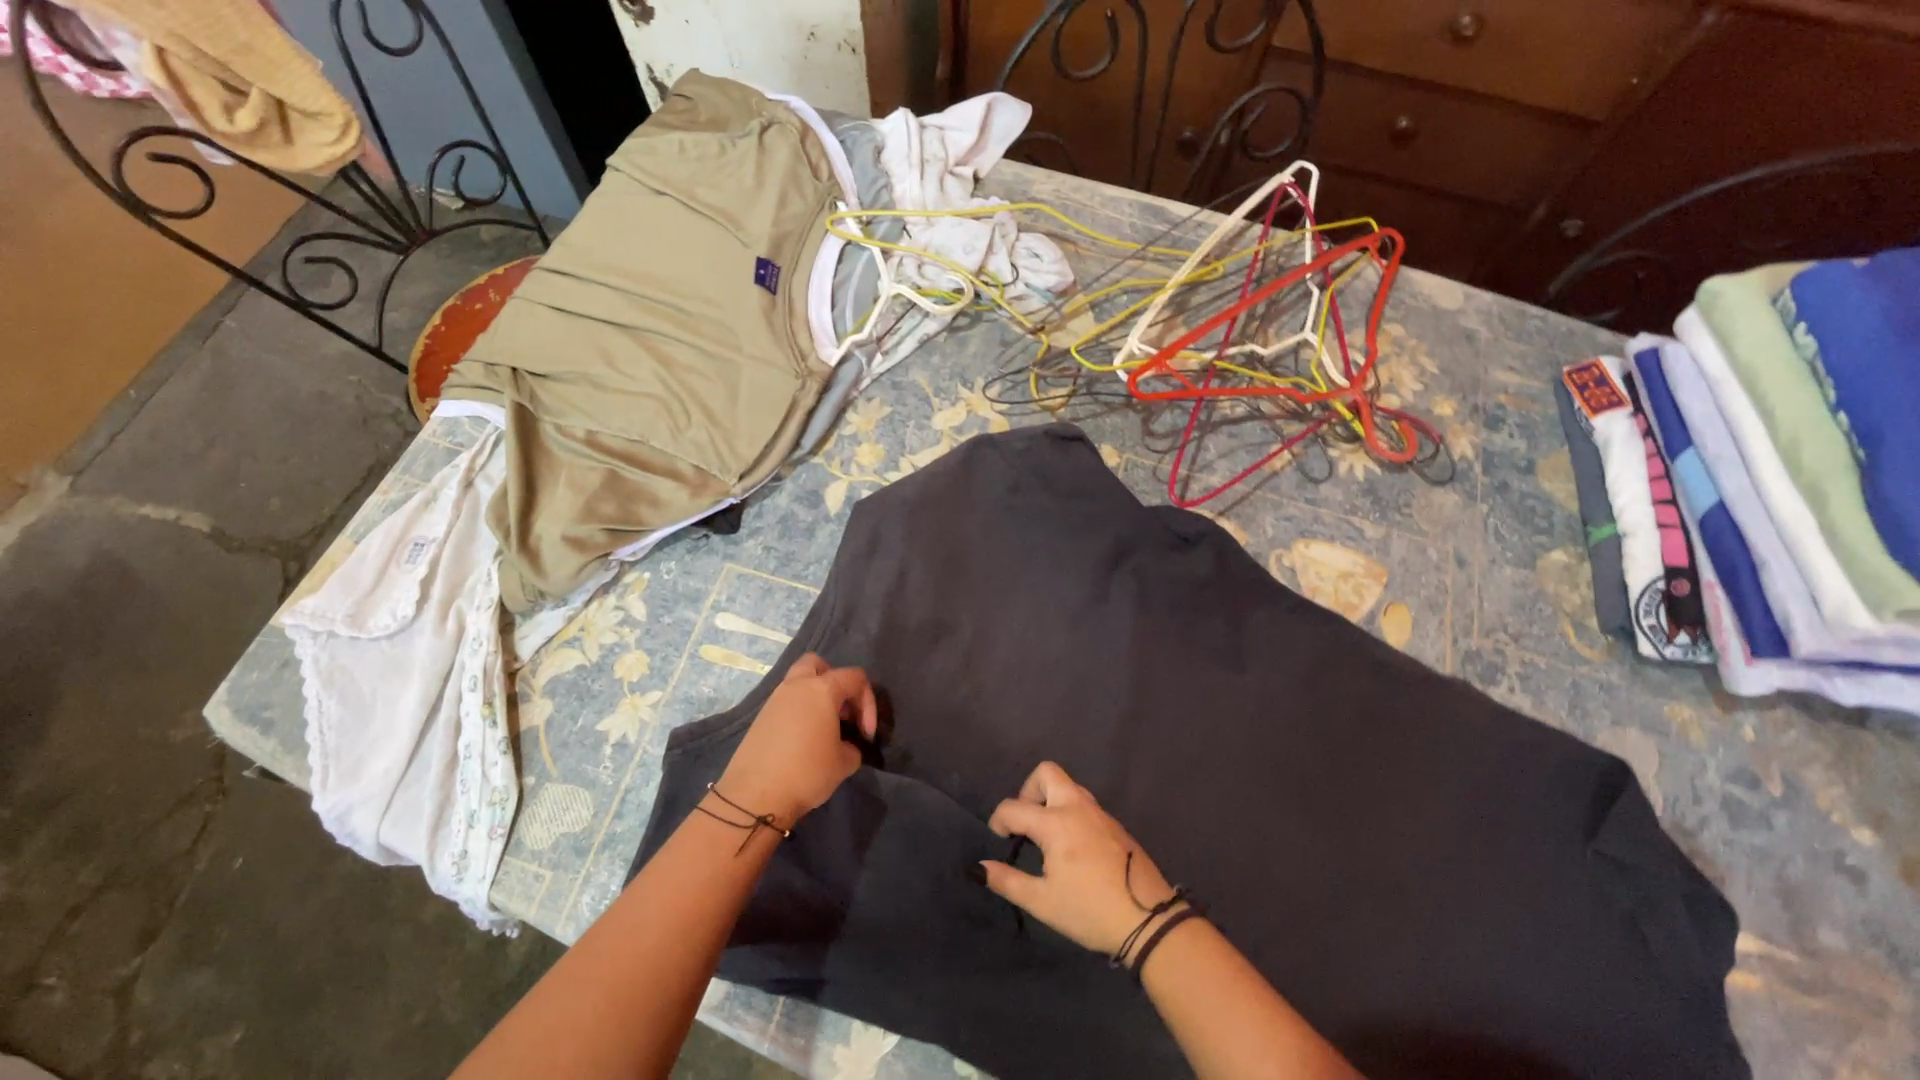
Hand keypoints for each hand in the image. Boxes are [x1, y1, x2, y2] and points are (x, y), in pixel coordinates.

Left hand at [716, 654, 877, 827]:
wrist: (756, 795)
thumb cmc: (807, 772)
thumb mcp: (844, 763)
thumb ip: (853, 746)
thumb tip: (846, 745)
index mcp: (821, 690)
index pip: (855, 677)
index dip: (868, 703)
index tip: (866, 734)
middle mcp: (796, 686)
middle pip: (817, 664)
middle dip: (835, 682)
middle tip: (842, 711)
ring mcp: (774, 700)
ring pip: (799, 682)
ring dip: (816, 697)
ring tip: (825, 728)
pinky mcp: (761, 717)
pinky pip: (786, 702)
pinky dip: (799, 711)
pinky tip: (804, 739)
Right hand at [978, 762, 1179, 956]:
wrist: (1148, 920)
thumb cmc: (1089, 911)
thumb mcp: (1042, 901)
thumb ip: (1007, 881)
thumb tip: (978, 868)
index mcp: (1056, 823)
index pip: (1014, 807)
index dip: (998, 821)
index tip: (999, 841)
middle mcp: (1077, 808)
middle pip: (1047, 773)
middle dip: (1028, 791)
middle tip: (1025, 824)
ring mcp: (1100, 814)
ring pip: (1069, 786)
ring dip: (1051, 799)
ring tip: (1046, 836)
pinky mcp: (1115, 825)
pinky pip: (1085, 803)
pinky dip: (1070, 812)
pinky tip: (1072, 847)